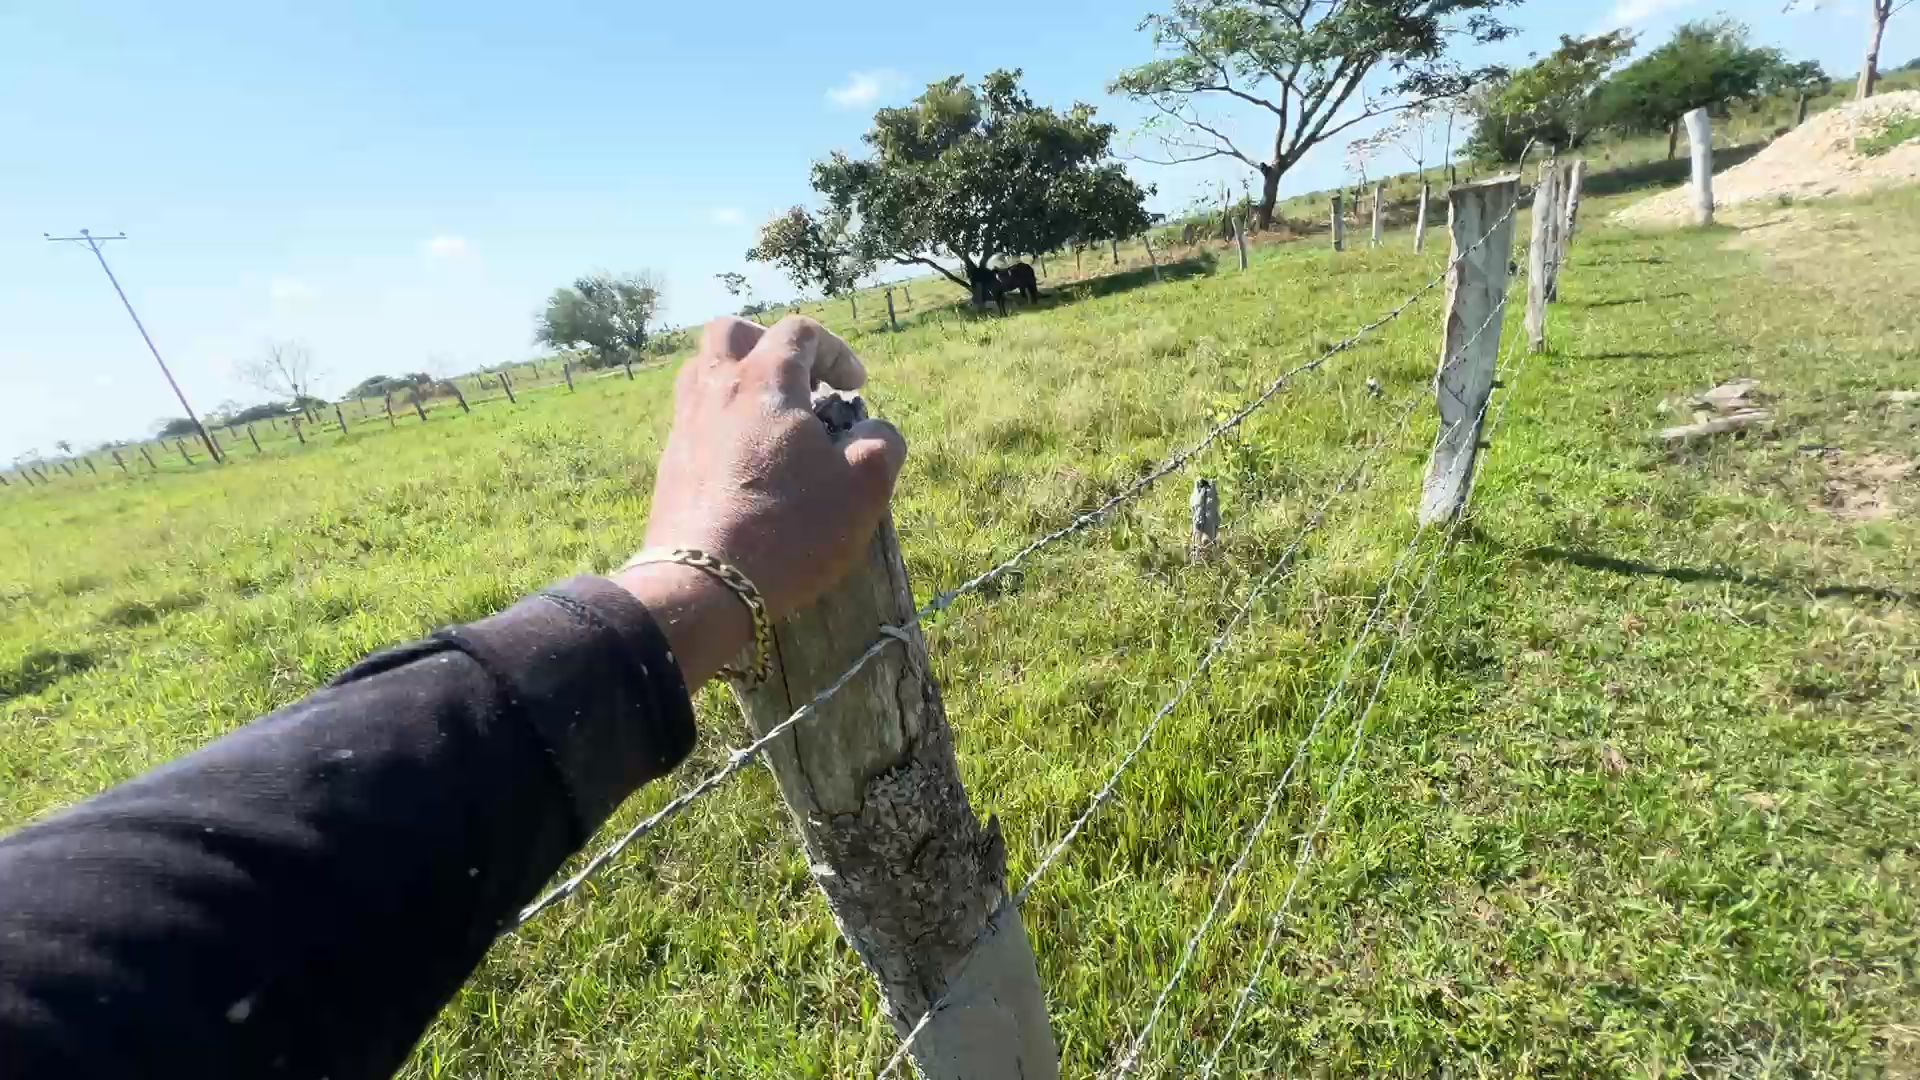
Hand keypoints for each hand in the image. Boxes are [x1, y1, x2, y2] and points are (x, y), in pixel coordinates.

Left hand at [610, 316, 906, 685]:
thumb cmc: (793, 529)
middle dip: (770, 344)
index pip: (800, 332)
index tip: (856, 387)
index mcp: (766, 383)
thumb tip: (874, 431)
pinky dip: (722, 418)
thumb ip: (883, 443)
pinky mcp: (670, 462)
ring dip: (739, 378)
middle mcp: (717, 390)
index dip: (837, 351)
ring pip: (703, 370)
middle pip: (732, 332)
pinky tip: (745, 458)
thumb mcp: (865, 487)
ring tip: (770, 416)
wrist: (706, 584)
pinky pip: (694, 416)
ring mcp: (686, 425)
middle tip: (799, 381)